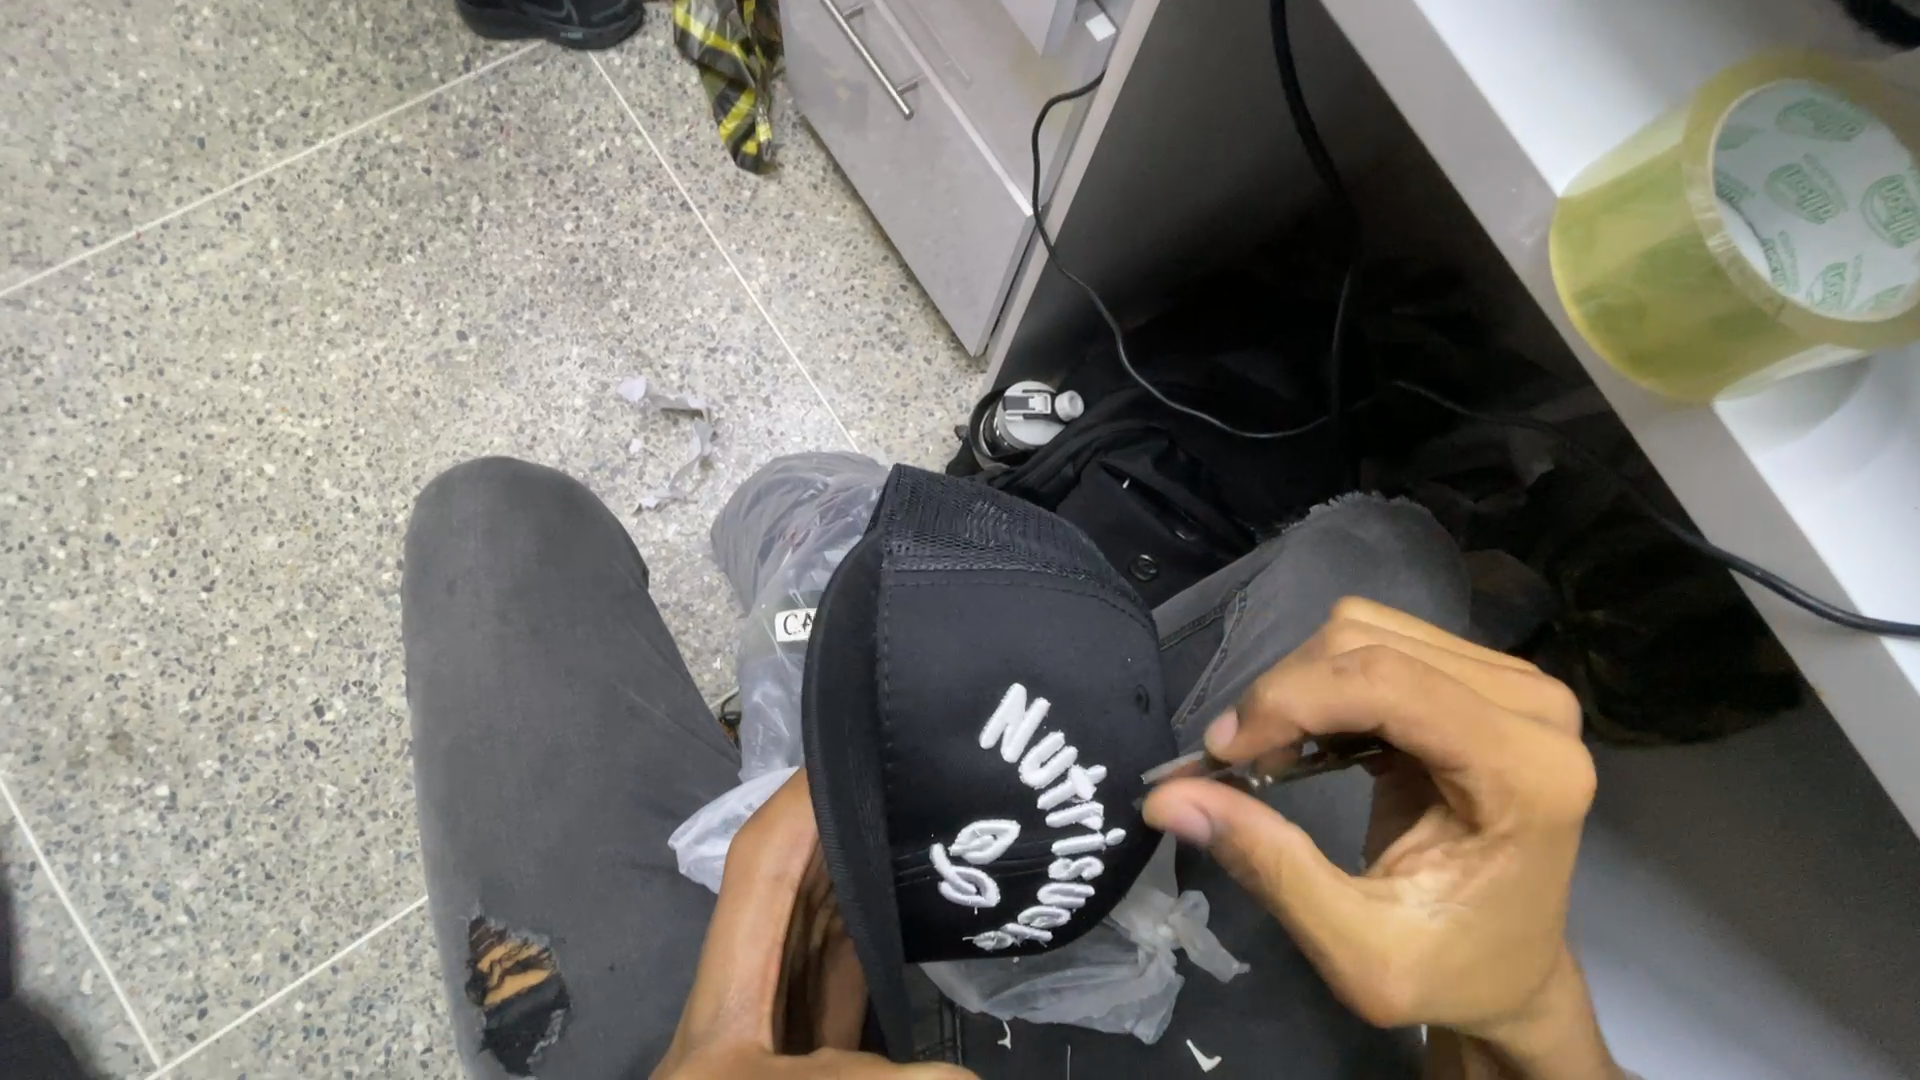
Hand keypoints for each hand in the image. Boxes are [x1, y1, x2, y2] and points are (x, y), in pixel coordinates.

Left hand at [653, 770, 974, 1079]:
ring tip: (919, 842)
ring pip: (821, 943)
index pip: (761, 868)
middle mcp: (746, 1003)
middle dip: (849, 834)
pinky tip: (907, 941)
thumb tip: (964, 1075)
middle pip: (797, 894)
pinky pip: (840, 995)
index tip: (854, 756)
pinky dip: (873, 961)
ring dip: (866, 891)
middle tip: (910, 790)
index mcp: (726, 1000)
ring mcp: (772, 1038)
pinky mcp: (797, 1062)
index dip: (803, 802)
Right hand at [1144, 598, 1619, 1078]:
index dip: (1288, 700)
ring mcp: (1508, 683)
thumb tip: (1167, 799)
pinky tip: (1310, 736)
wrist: (1515, 971)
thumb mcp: (1358, 953)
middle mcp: (1531, 708)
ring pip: (1359, 628)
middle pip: (1362, 642)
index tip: (1223, 754)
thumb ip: (1269, 869)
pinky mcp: (1476, 678)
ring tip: (1275, 752)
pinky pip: (1370, 641)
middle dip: (1282, 695)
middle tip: (1237, 763)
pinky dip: (1317, 682)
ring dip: (1295, 686)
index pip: (1385, 681)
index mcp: (1527, 774)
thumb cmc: (1453, 972)